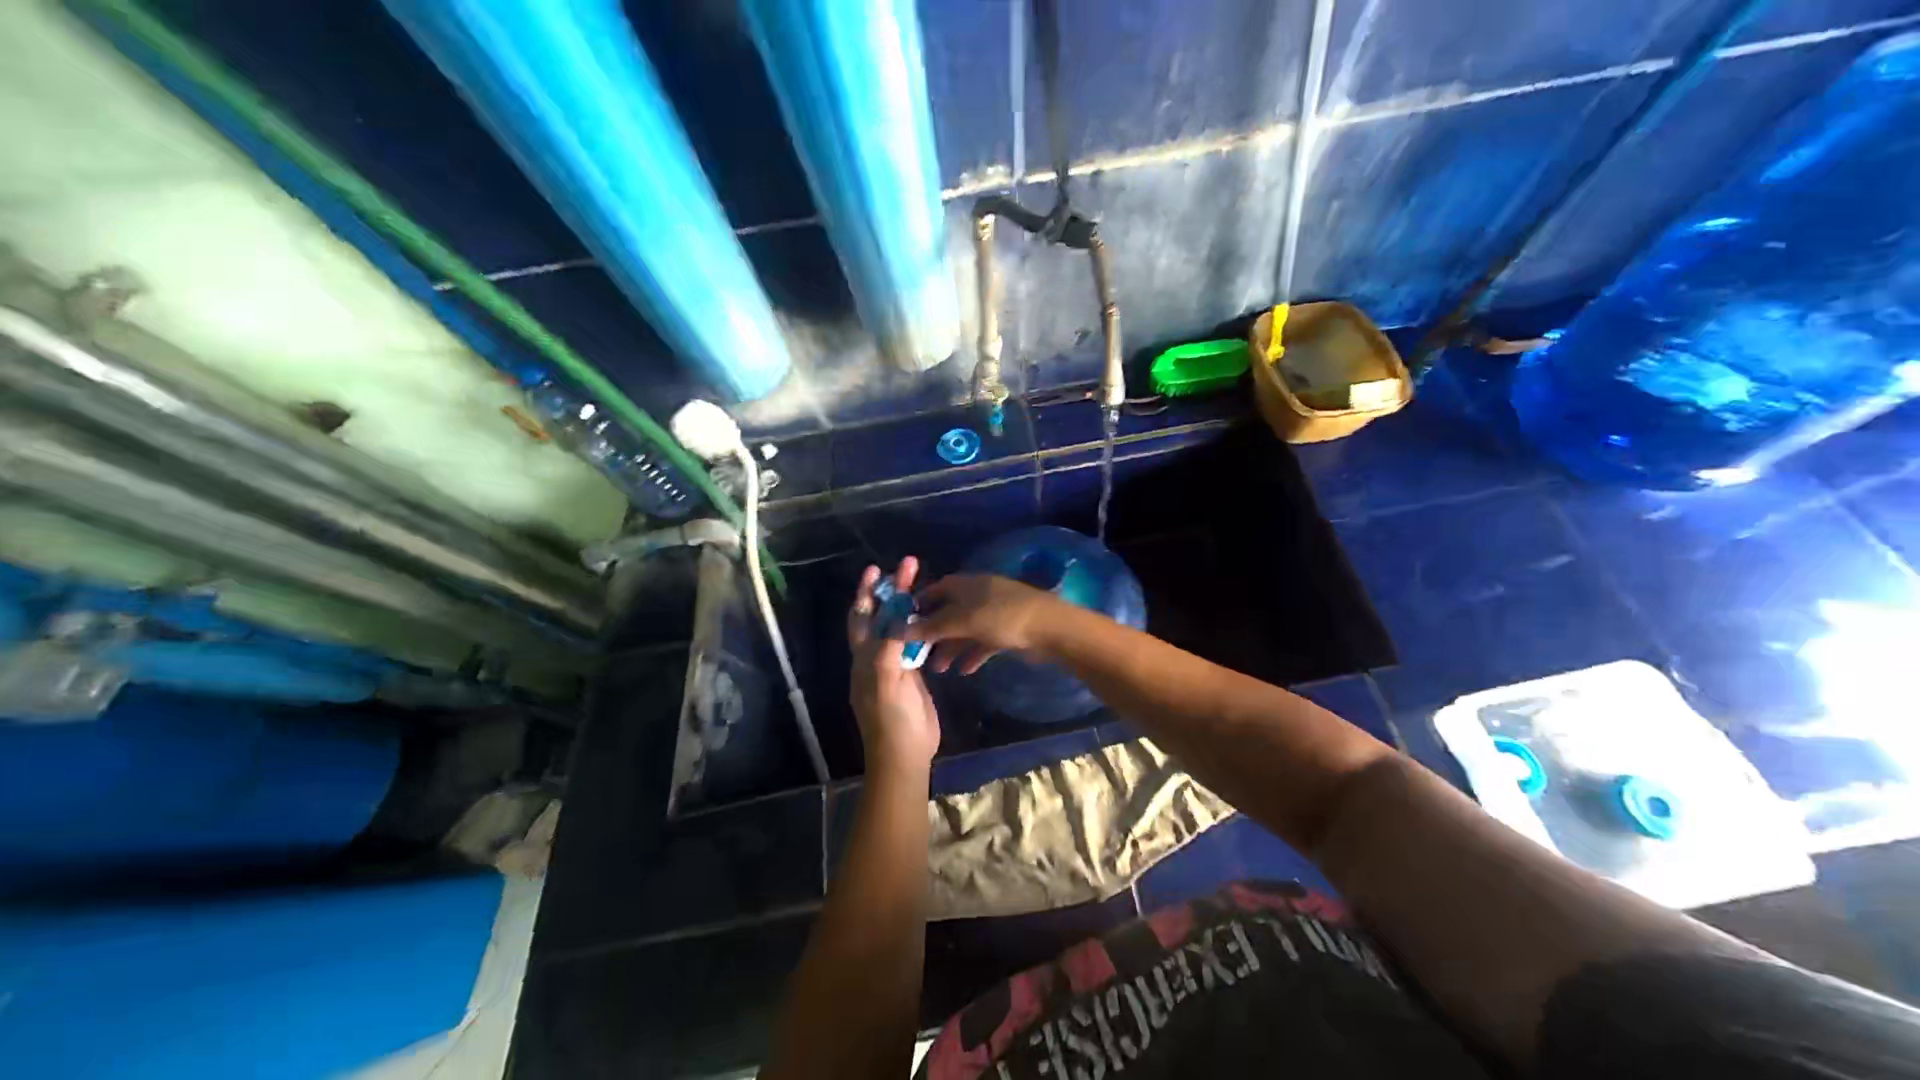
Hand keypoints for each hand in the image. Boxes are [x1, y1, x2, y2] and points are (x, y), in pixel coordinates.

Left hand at [848, 559, 939, 775]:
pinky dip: (921, 626)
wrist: (905, 755)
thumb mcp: (885, 682)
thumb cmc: (891, 719)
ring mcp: (894, 666)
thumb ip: (887, 648)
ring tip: (923, 583)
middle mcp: (875, 657)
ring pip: (899, 627)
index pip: (863, 617)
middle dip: (893, 590)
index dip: (867, 592)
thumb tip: (896, 616)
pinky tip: (933, 616)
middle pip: (882, 616)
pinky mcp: (912, 675)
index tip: (877, 568)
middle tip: (910, 565)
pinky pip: (914, 643)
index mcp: (863, 657)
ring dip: (908, 605)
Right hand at [906, 573, 1065, 675]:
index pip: (935, 590)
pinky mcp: (1007, 630)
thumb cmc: (1001, 617)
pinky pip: (983, 642)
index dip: (919, 605)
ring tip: (939, 669)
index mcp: (965, 583)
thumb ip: (931, 627)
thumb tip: (900, 630)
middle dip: (933, 633)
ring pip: (965, 630)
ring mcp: (994, 613)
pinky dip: (973, 655)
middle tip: (918, 654)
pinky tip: (964, 671)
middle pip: (949, 612)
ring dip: (951, 648)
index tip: (903, 625)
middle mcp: (977, 595)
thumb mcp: (962, 621)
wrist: (1049, 628)